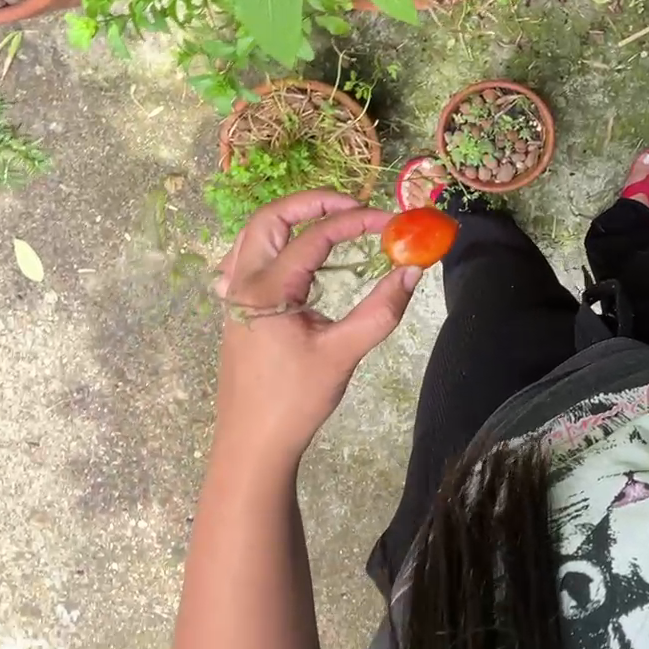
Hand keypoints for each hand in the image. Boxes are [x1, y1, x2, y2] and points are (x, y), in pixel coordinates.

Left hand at [209, 190, 422, 473]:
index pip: (316, 235)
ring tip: (332, 220)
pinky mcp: (236, 308)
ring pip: (255, 233)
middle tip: (355, 205)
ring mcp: (234, 295)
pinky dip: (274, 241)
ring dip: (293, 217)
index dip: (357, 221)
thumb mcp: (344, 353)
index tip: (392, 221)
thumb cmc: (294, 401)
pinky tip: (294, 254)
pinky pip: (247, 256)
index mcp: (266, 289)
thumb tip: (414, 269)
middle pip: (271, 217)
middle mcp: (243, 282)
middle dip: (315, 202)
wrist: (252, 446)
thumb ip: (382, 309)